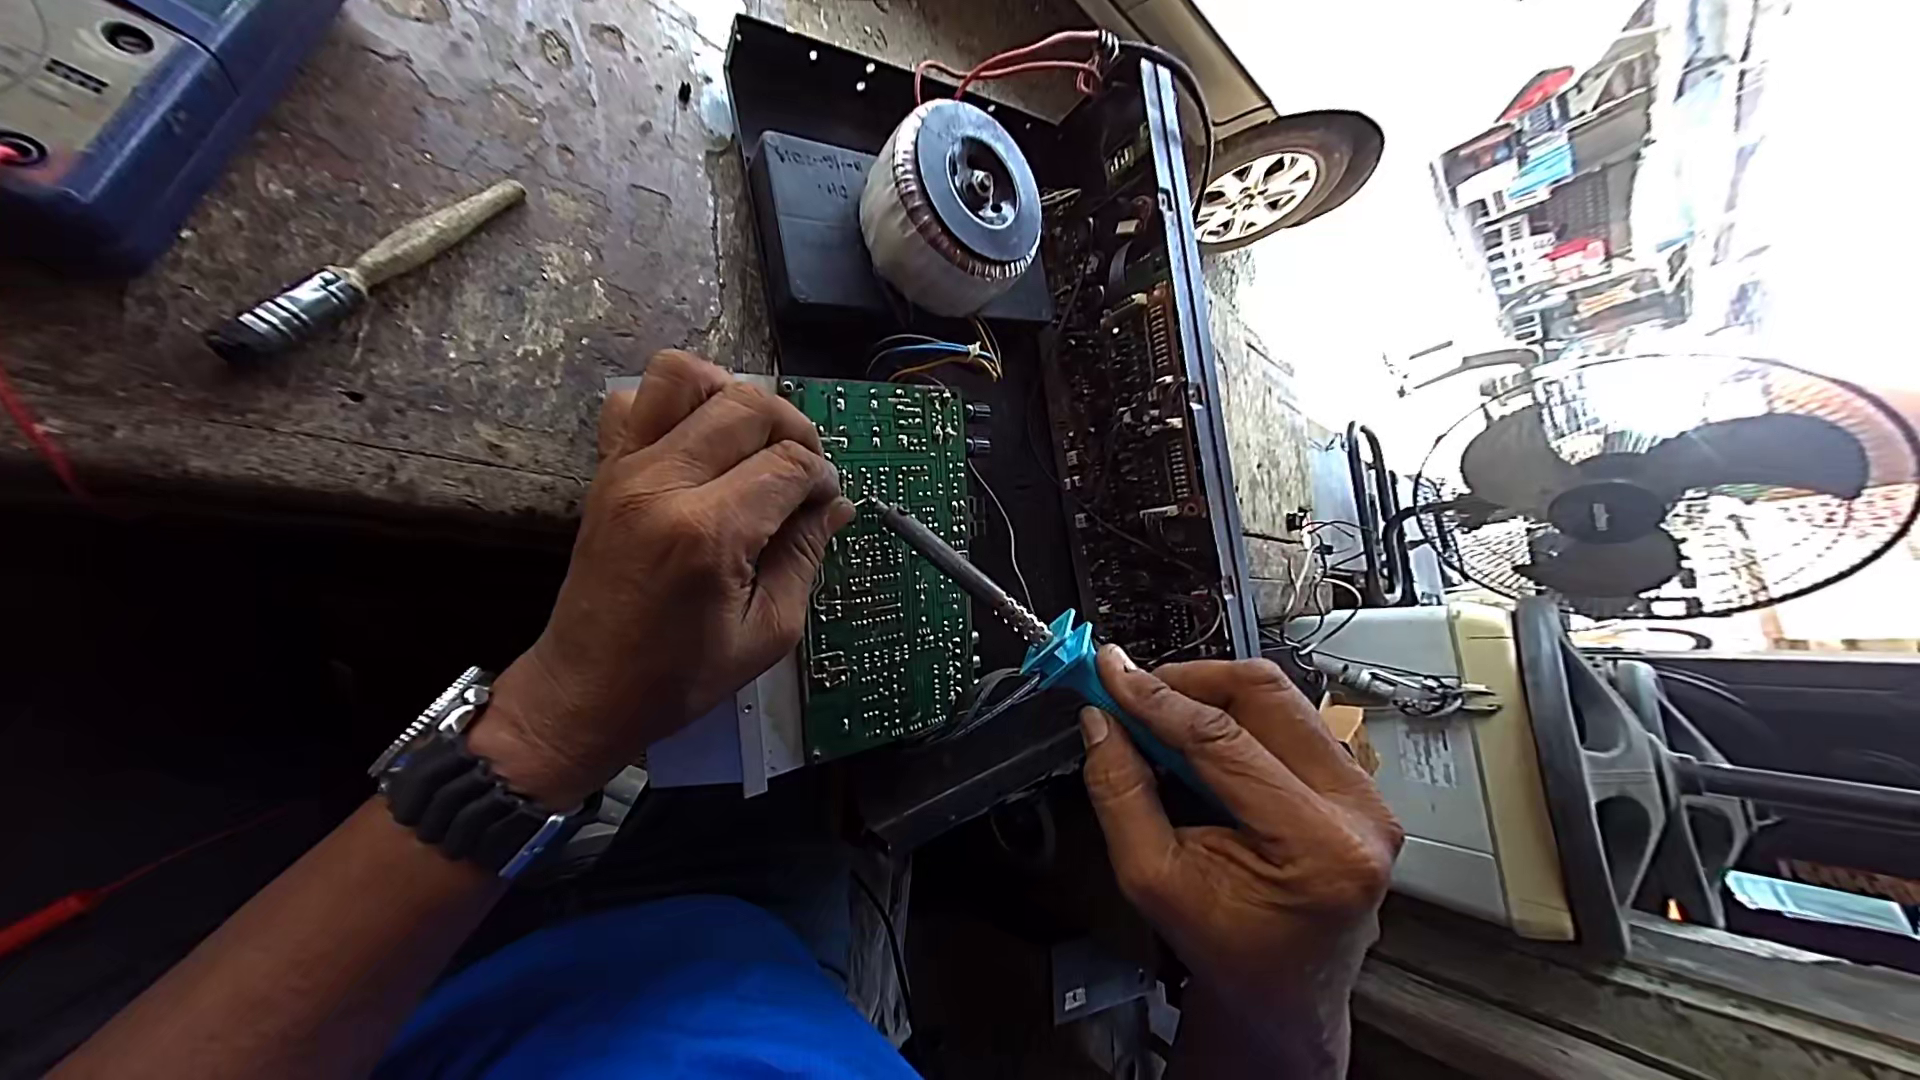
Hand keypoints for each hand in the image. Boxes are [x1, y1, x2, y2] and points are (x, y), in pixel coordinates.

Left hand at [473, 351, 854, 804]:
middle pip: (747, 404)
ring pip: (684, 375)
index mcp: (709, 532)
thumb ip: (806, 555)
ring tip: (753, 441)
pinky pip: (635, 399)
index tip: (825, 504)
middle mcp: (664, 482)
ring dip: (733, 396)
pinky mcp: (606, 470)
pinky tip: (702, 445)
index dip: (823, 477)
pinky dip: (677, 405)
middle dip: (794, 428)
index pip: (789, 463)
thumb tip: (836, 505)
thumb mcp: (769, 630)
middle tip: (801, 472)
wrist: (586, 690)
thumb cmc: (683, 674)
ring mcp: (626, 468)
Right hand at [1079, 649, 1401, 1066]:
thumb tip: (1099, 720)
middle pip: (1262, 693)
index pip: (1222, 738)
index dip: (1155, 698)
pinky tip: (1195, 736)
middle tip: (1134, 693)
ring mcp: (1362, 793)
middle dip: (1187, 680)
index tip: (1111, 674)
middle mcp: (1357, 810)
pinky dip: (1230, 710)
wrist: (1284, 995)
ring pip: (1275, 694)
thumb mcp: (1151, 879)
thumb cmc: (1227, 952)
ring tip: (1161, 717)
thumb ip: (1120, 791)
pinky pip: (1284, 715)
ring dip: (1207, 691)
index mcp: (1317, 846)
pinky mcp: (1350, 784)